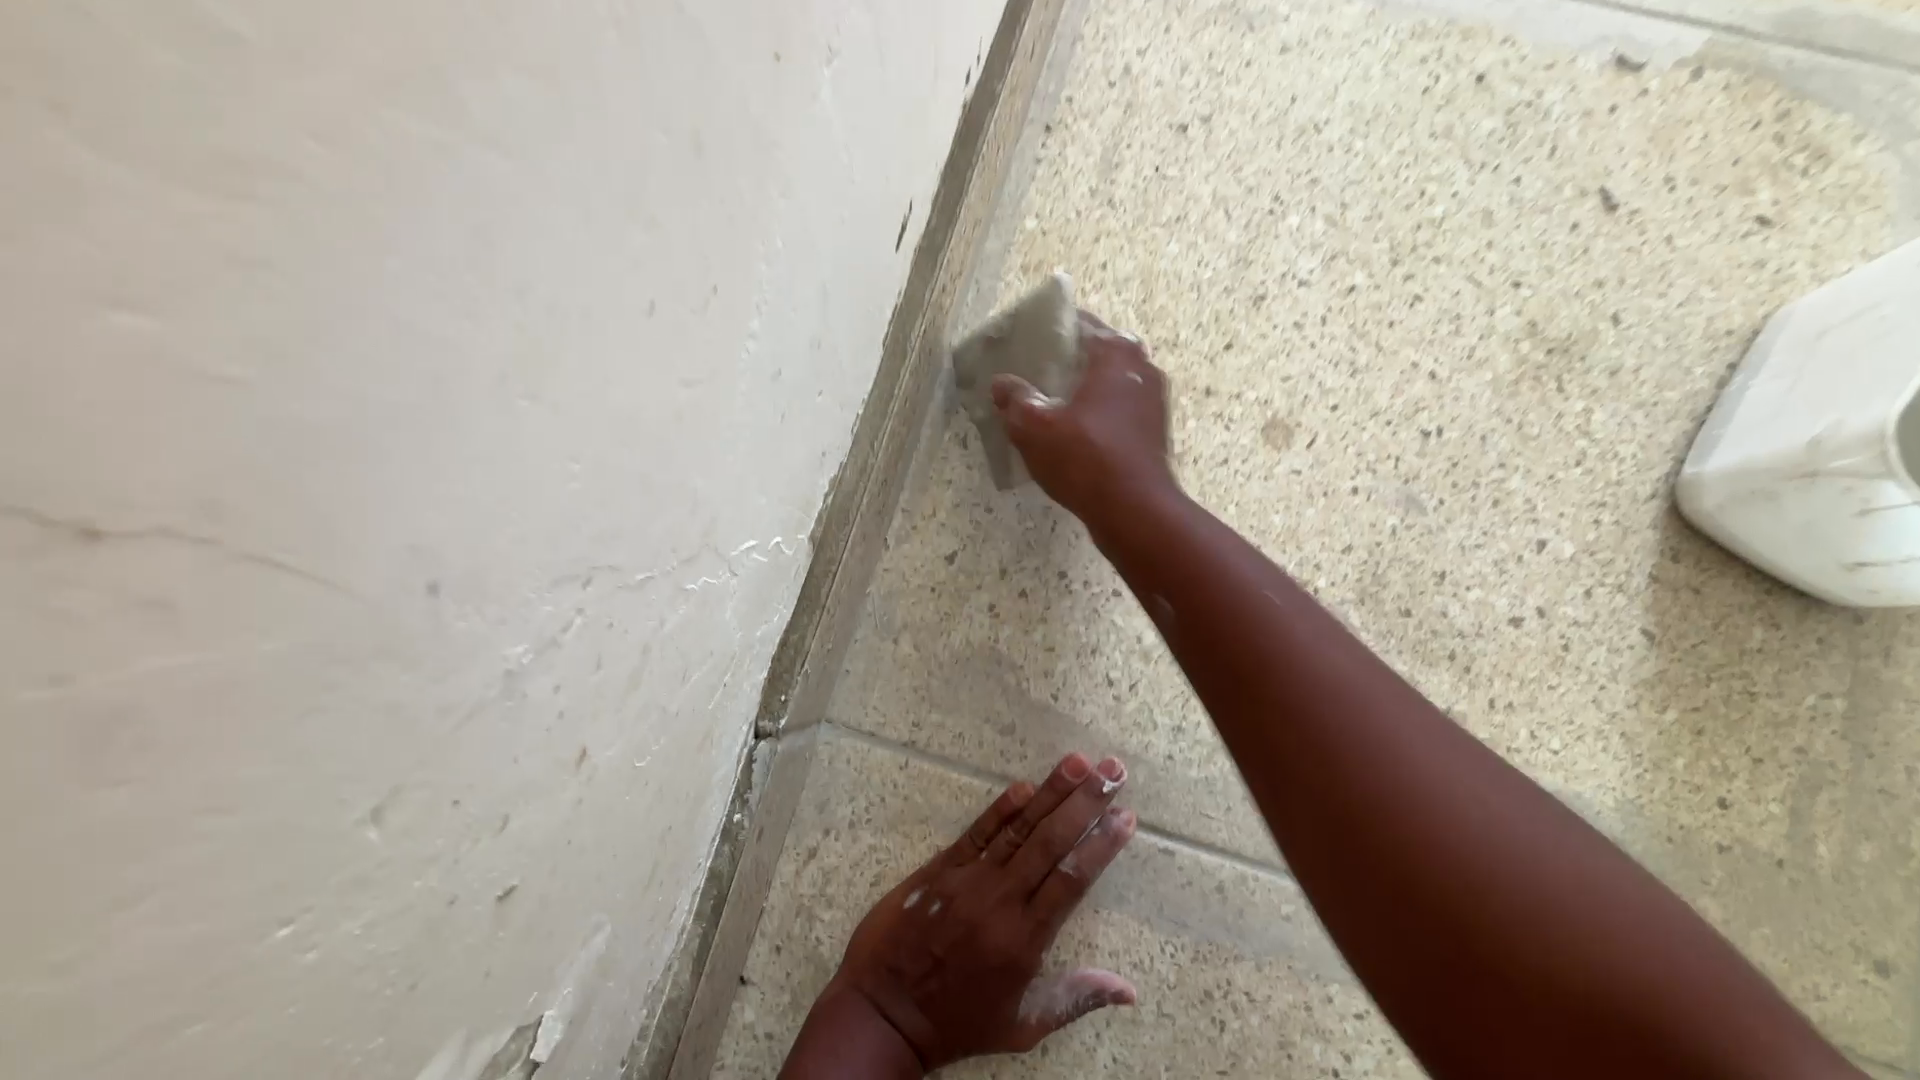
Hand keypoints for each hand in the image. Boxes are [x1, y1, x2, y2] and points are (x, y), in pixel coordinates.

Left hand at [826, 754, 1137, 1071]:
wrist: (883, 1013)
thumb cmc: (958, 1023)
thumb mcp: (1022, 1026)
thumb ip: (1076, 998)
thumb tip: (1129, 990)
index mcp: (1025, 941)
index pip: (1072, 880)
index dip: (1101, 845)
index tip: (1126, 816)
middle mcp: (1001, 902)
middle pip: (1051, 843)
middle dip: (1085, 804)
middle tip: (1113, 769)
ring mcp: (968, 881)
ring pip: (1017, 829)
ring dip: (1050, 793)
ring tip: (1078, 762)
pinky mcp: (939, 870)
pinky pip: (975, 833)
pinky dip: (1000, 809)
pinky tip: (1024, 786)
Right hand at [990, 310, 1175, 530]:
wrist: (1135, 510)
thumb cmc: (1085, 458)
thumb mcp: (1034, 427)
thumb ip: (1015, 399)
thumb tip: (1001, 384)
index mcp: (1116, 354)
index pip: (1082, 324)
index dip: (1054, 329)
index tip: (1030, 339)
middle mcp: (1142, 369)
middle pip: (1102, 352)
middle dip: (1072, 360)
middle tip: (1040, 372)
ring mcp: (1154, 402)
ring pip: (1114, 383)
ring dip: (1088, 389)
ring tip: (1055, 403)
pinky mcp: (1154, 433)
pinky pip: (1121, 411)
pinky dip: (1101, 414)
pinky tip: (1077, 432)